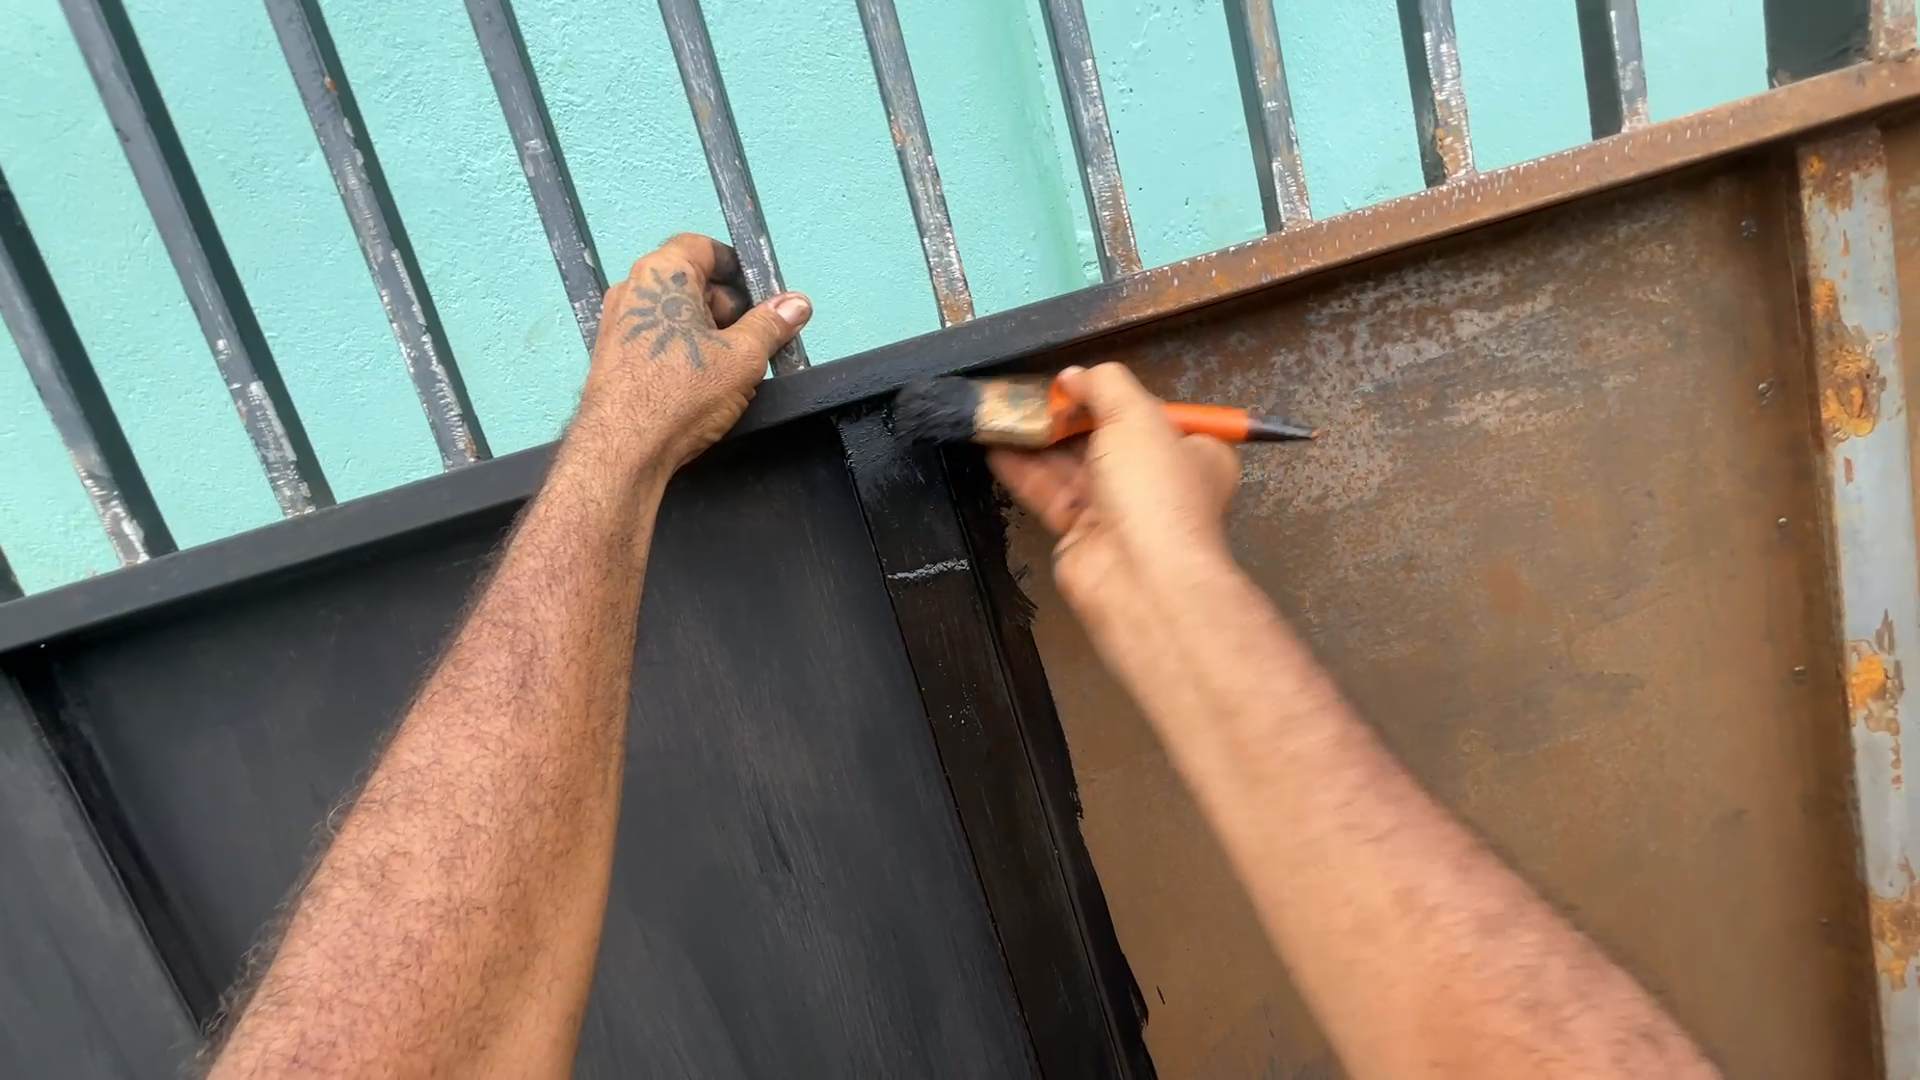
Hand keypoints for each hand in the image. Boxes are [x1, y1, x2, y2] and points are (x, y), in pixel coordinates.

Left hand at [579, 233, 810, 469]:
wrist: (626, 447)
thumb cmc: (677, 395)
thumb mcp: (744, 357)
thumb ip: (772, 325)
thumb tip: (795, 305)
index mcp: (662, 275)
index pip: (703, 248)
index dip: (737, 267)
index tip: (762, 293)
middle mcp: (634, 291)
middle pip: (692, 284)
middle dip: (730, 308)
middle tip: (758, 339)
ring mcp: (621, 325)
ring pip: (678, 316)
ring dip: (711, 335)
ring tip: (734, 370)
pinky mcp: (618, 357)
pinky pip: (662, 342)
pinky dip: (688, 353)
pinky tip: (705, 386)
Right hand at [988, 363, 1240, 618]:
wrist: (1137, 576)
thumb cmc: (1152, 488)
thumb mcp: (1137, 415)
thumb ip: (1104, 384)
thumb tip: (1073, 377)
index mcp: (1193, 452)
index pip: (1152, 415)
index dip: (1114, 396)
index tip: (1078, 383)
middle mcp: (1157, 481)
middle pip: (1106, 438)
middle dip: (1068, 417)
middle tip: (1030, 397)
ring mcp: (1118, 510)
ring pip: (1073, 466)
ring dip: (1039, 441)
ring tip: (1004, 415)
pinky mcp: (1081, 533)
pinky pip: (1050, 493)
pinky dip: (1024, 471)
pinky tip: (997, 447)